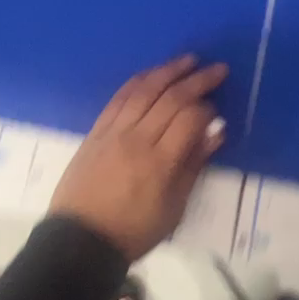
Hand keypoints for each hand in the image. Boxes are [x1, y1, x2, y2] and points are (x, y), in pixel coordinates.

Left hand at [50, 55, 227, 260]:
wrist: (80, 239)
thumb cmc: (133, 230)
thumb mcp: (173, 208)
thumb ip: (194, 166)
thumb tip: (215, 133)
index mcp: (160, 162)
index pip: (190, 119)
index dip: (208, 109)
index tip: (217, 109)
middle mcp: (137, 139)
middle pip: (171, 98)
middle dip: (198, 80)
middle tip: (218, 69)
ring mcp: (114, 131)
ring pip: (145, 90)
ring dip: (169, 71)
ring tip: (189, 60)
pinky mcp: (97, 130)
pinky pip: (120, 97)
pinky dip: (139, 81)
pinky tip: (153, 73)